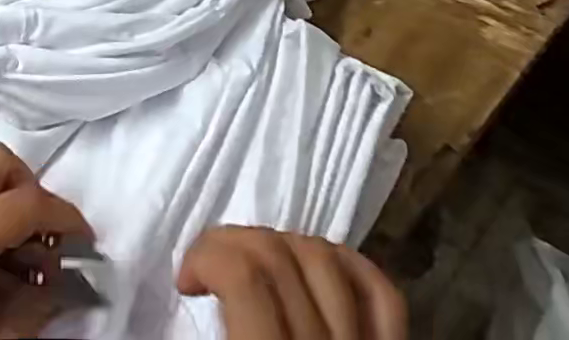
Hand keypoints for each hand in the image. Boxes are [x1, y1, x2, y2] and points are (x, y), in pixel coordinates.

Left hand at [0, 142, 92, 339]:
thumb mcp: (5, 335)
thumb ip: (43, 298)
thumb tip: (72, 278)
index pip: (25, 201)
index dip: (65, 215)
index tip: (88, 240)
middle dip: (30, 189)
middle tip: (47, 235)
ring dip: (9, 204)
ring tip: (29, 261)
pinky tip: (3, 268)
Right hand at [177, 226, 406, 339]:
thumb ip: (224, 327)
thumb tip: (185, 281)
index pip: (245, 276)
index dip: (207, 255)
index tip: (186, 279)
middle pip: (279, 254)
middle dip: (232, 242)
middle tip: (205, 270)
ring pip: (323, 256)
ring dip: (278, 248)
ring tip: (253, 272)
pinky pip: (382, 292)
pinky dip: (346, 266)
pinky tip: (312, 272)